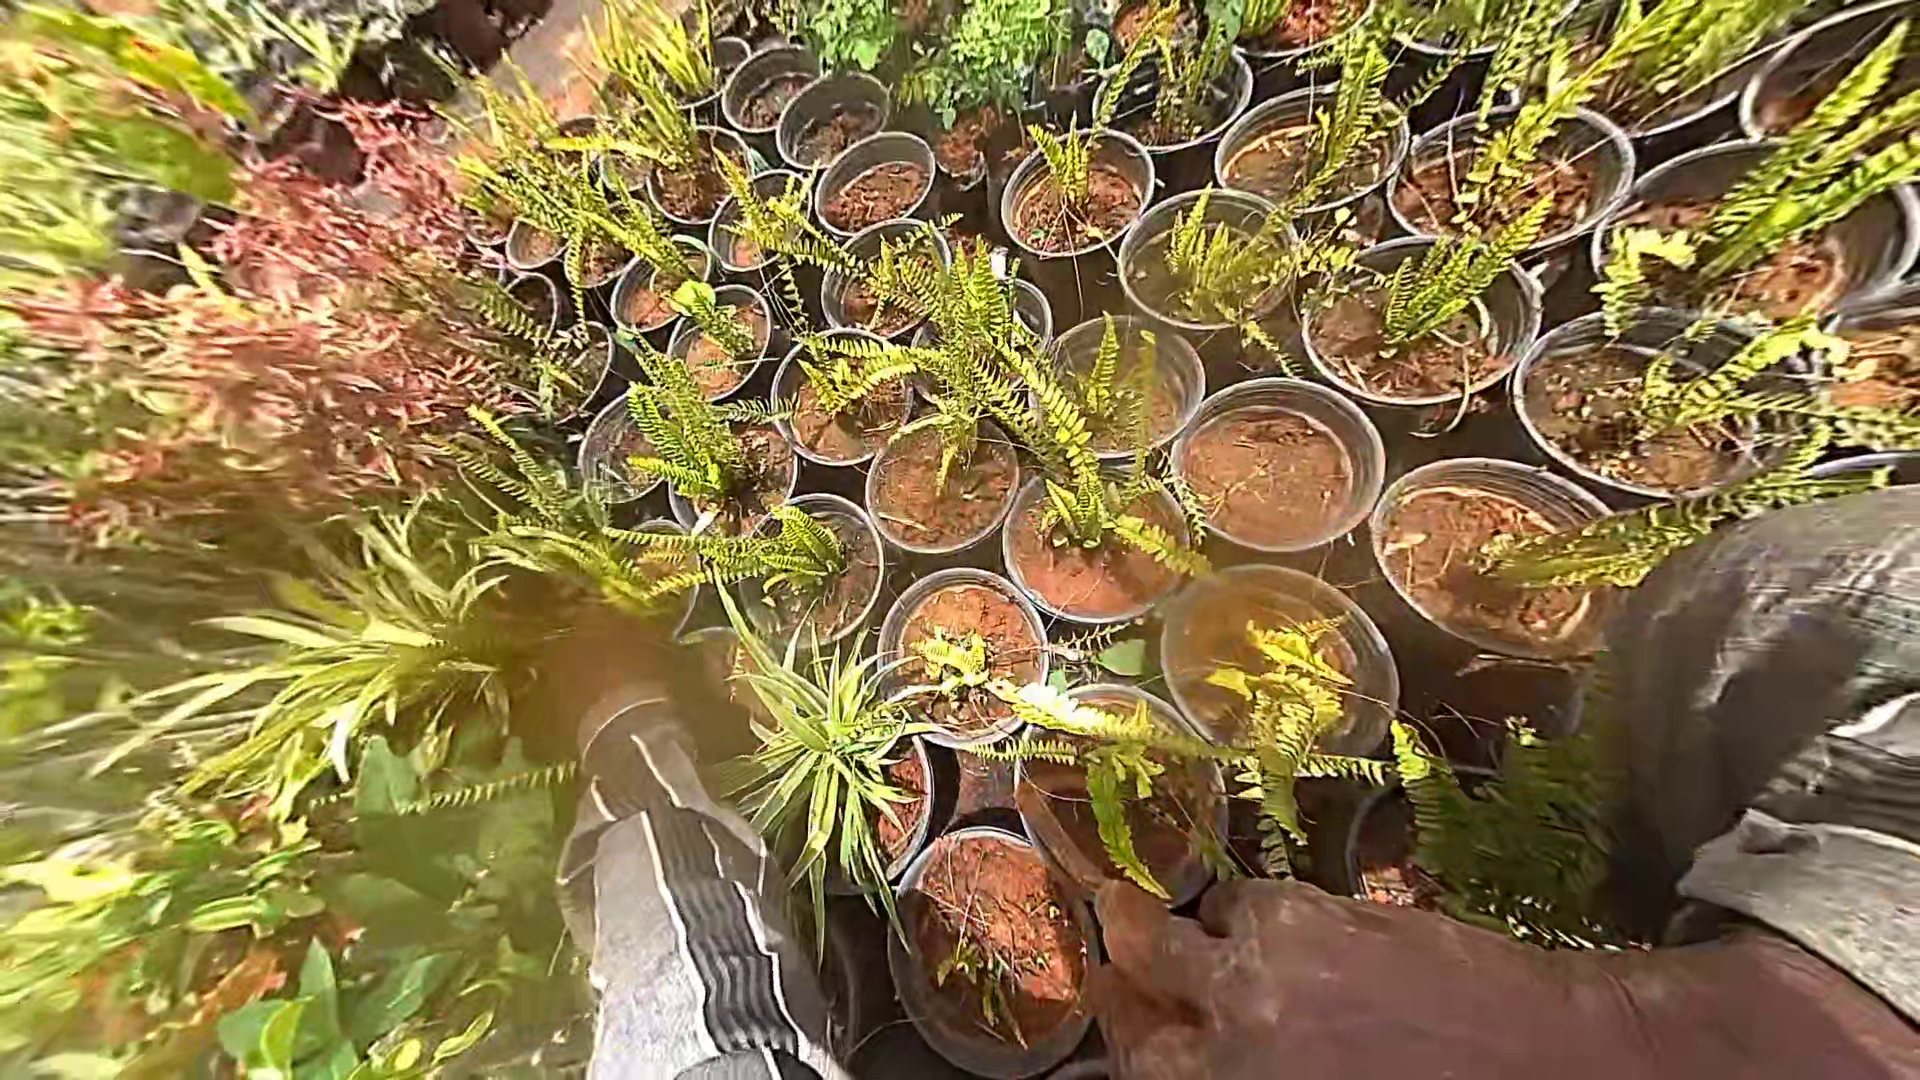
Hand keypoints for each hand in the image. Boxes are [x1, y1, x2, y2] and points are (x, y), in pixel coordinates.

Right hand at [1091, 879, 1917, 1078]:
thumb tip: (1206, 1049)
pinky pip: (1236, 904)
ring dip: (1163, 932)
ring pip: (1163, 936)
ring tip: (1180, 924)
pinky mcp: (1291, 913)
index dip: (1118, 1042)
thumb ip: (1256, 1072)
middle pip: (1132, 1016)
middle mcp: (1237, 1046)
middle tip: (1114, 960)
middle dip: (1116, 986)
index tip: (1111, 1015)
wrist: (1570, 1068)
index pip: (1145, 1075)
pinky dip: (1243, 916)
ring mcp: (1256, 974)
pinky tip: (1282, 929)